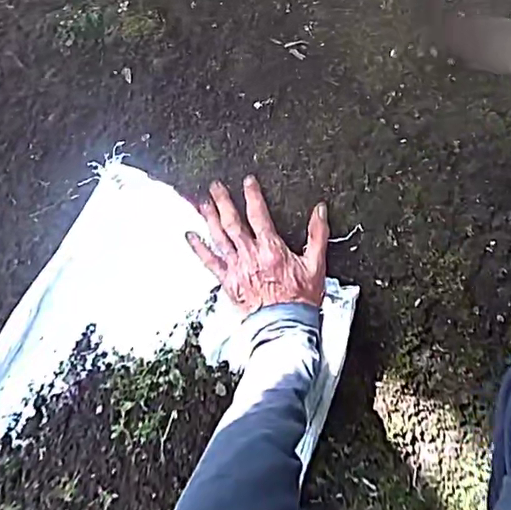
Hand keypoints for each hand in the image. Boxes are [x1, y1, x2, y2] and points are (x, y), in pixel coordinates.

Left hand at [186, 176, 327, 314]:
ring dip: (210, 218)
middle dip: (223, 202)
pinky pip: (210, 262)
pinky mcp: (228, 282)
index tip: (247, 181)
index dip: (252, 195)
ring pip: (219, 238)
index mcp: (271, 249)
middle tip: (215, 185)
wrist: (286, 328)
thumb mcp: (316, 265)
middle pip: (233, 223)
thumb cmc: (302, 298)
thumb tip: (320, 210)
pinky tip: (190, 236)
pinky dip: (199, 248)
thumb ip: (317, 235)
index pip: (258, 215)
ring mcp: (237, 269)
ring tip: (202, 203)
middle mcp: (250, 255)